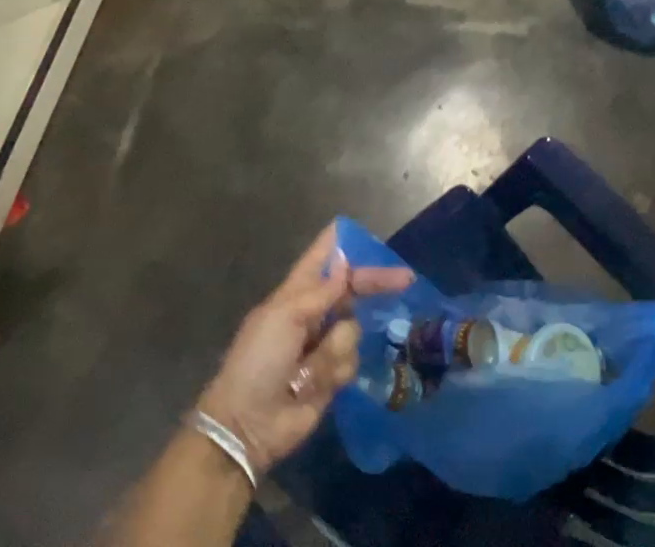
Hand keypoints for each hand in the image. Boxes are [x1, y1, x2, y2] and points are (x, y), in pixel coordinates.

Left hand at [195, 226, 412, 475]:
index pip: (320, 259)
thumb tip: (346, 266)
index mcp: (295, 295)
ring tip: (306, 371)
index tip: (361, 229)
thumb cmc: (257, 362)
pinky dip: (334, 373)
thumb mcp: (283, 318)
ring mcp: (324, 346)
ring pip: (354, 330)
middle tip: (406, 279)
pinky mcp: (334, 376)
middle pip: (352, 289)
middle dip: (374, 284)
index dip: (340, 244)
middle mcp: (313, 315)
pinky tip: (314, 387)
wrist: (248, 424)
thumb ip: (320, 292)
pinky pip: (352, 361)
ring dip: (334, 349)